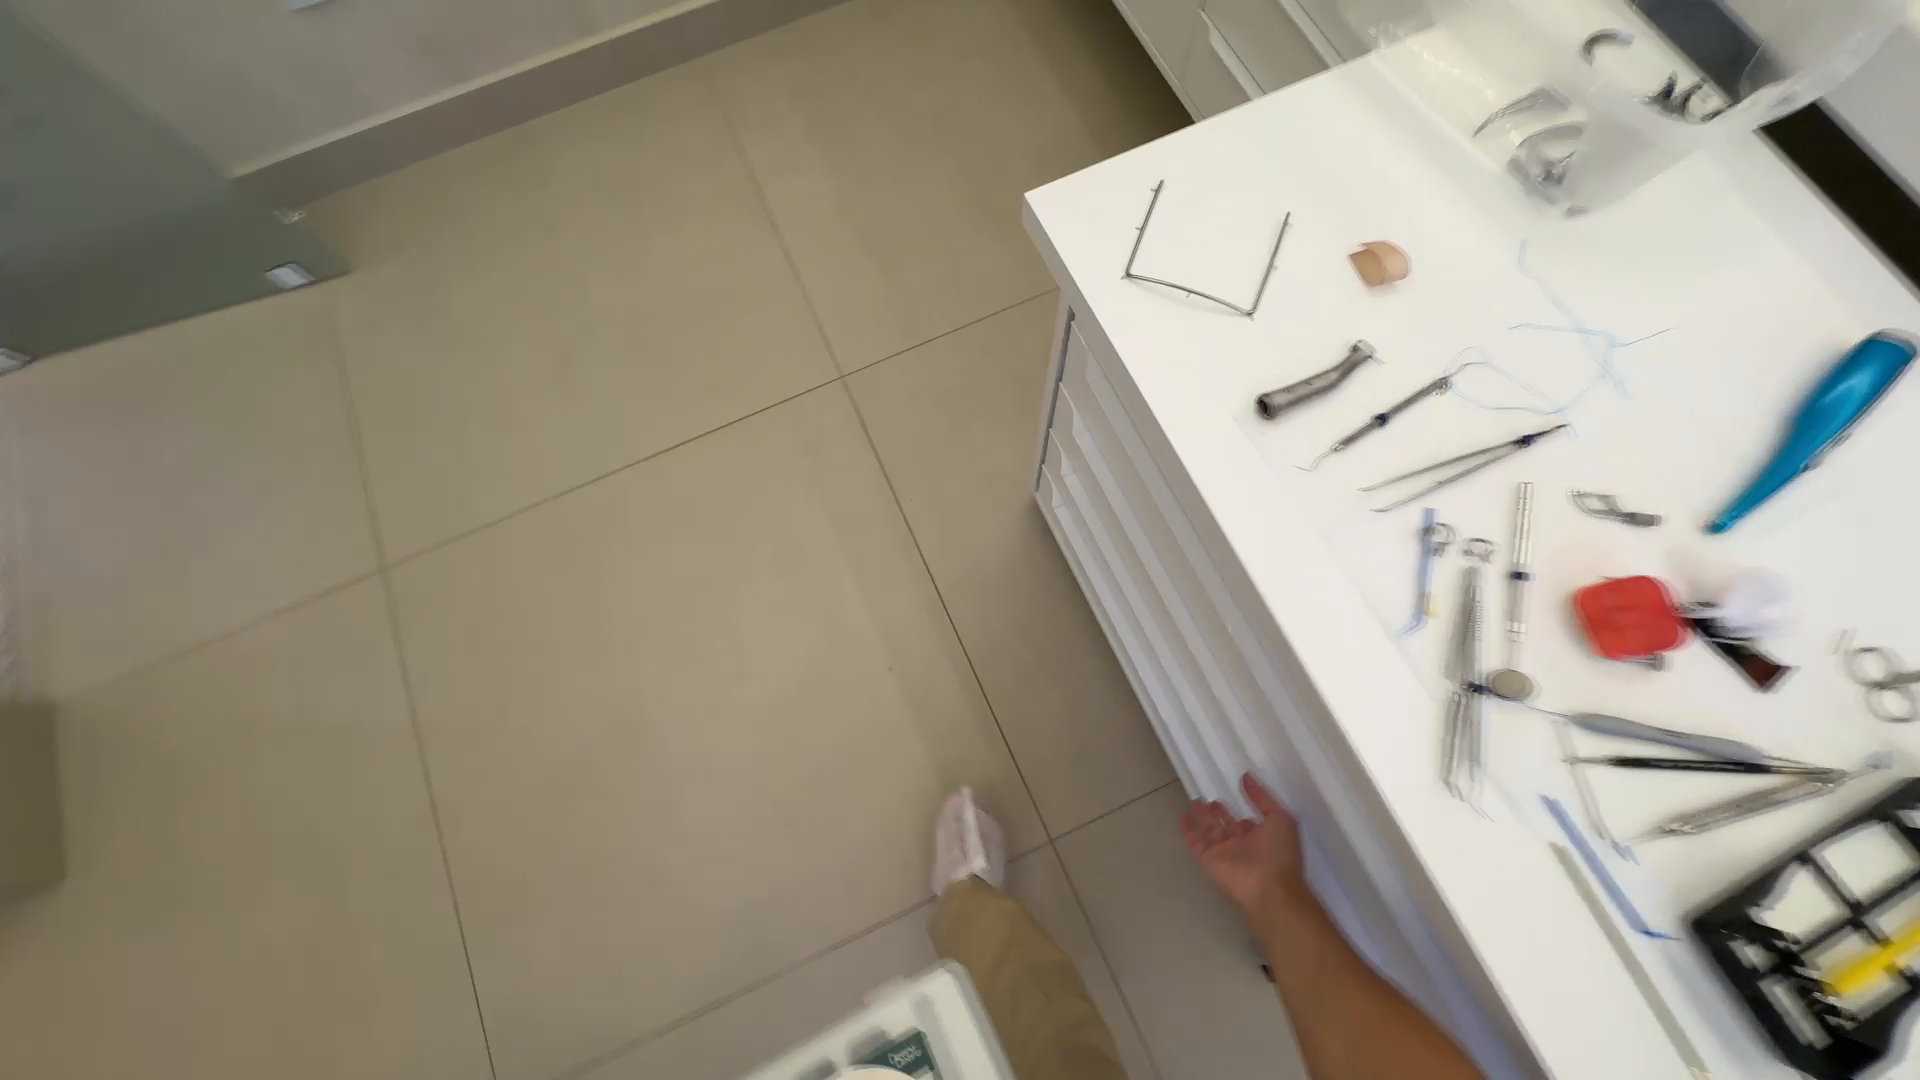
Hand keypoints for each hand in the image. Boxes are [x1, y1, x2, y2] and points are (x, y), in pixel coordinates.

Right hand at [1179, 773, 1304, 917]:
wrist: (1269, 888)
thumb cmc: (1279, 853)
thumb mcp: (1280, 818)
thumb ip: (1262, 797)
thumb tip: (1246, 776)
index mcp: (1261, 836)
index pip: (1248, 821)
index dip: (1243, 808)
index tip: (1234, 791)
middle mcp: (1241, 843)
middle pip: (1226, 824)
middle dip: (1218, 811)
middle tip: (1208, 799)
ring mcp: (1223, 851)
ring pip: (1209, 830)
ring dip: (1202, 817)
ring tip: (1194, 801)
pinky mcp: (1208, 858)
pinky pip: (1196, 841)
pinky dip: (1188, 830)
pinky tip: (1182, 816)